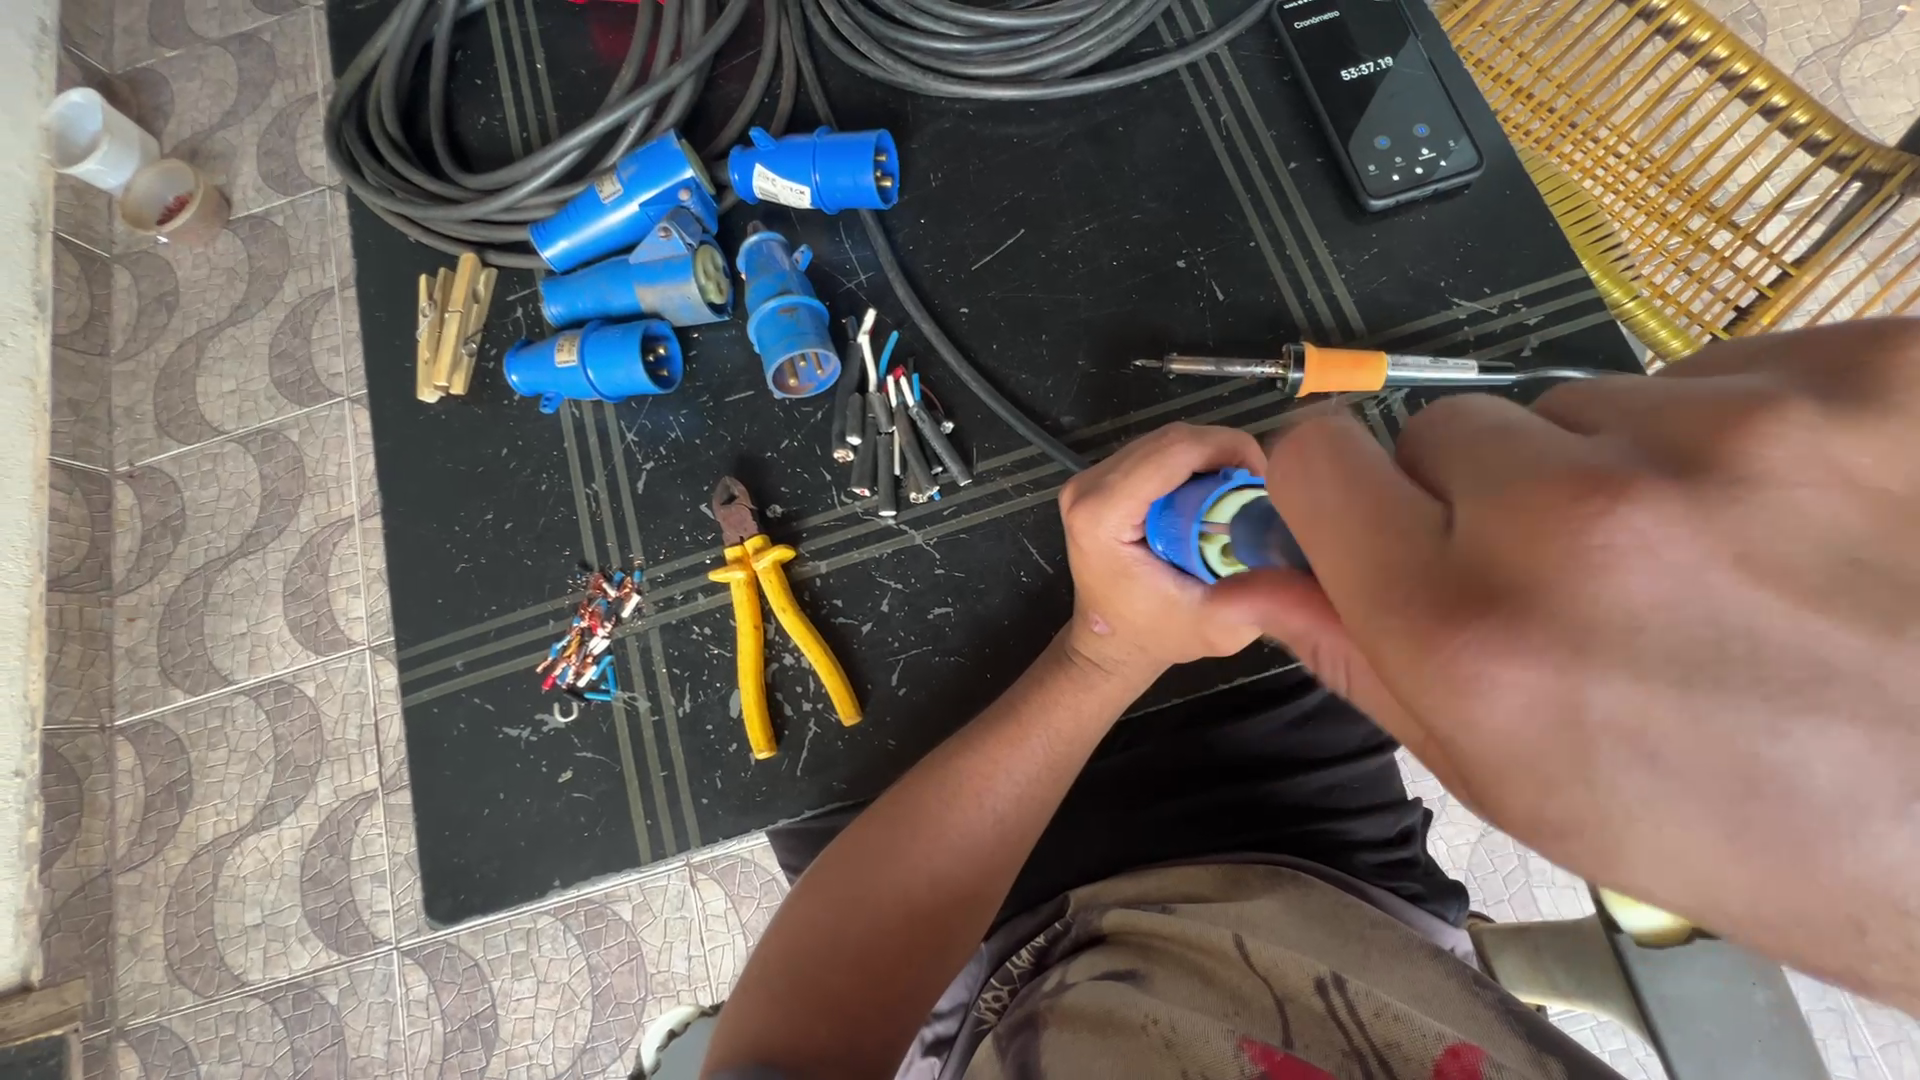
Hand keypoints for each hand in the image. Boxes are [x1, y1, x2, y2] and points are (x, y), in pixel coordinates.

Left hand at [1056, 422, 1267, 682]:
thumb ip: (1257, 598)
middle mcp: (1087, 488)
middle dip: (1225, 456)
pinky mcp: (1100, 481)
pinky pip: (1156, 454)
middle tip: (1257, 494)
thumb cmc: (1156, 635)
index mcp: (1100, 516)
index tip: (1265, 486)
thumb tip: (1308, 561)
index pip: (1174, 451)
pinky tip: (1211, 497)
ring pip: (1165, 442)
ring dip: (1209, 459)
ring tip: (1238, 498)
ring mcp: (1089, 480)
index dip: (1229, 452)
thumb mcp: (1216, 628)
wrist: (1113, 641)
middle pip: (1171, 441)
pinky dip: (1192, 466)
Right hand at [1215, 319, 1919, 1008]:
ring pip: (1576, 405)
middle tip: (1566, 574)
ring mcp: (1736, 431)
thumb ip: (1352, 653)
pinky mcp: (1880, 371)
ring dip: (1604, 468)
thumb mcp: (1505, 773)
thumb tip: (1239, 581)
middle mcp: (1574, 516)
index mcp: (1466, 626)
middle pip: (1438, 427)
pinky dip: (1730, 436)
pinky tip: (1810, 519)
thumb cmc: (1734, 828)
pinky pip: (1716, 373)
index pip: (1313, 459)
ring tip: (1708, 559)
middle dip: (1472, 491)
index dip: (1329, 487)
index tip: (1371, 519)